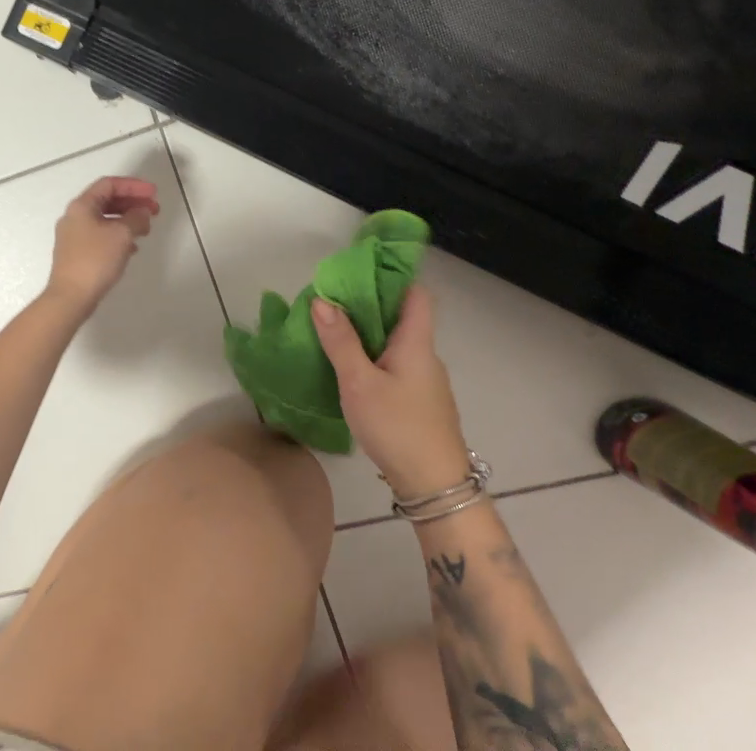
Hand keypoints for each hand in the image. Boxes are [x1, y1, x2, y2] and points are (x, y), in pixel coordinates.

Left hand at [44, 176, 159, 314]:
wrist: (71, 296)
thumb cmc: (95, 260)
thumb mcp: (122, 235)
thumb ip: (136, 218)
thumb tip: (142, 212)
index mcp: (81, 206)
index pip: (109, 184)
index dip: (134, 185)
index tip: (154, 193)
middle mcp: (74, 216)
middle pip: (107, 201)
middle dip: (132, 203)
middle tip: (154, 211)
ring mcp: (73, 236)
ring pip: (105, 219)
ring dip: (127, 220)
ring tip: (146, 229)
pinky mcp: (77, 253)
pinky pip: (101, 236)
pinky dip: (118, 236)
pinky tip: (132, 248)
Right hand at [311, 286, 471, 497]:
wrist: (433, 483)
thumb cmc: (397, 426)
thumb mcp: (359, 383)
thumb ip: (340, 342)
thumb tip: (322, 301)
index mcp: (416, 344)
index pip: (417, 295)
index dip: (394, 277)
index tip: (360, 272)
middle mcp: (426, 357)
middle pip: (404, 318)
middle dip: (370, 305)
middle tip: (332, 302)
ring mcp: (425, 381)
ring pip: (397, 344)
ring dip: (369, 334)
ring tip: (333, 333)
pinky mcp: (419, 402)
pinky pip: (395, 366)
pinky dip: (374, 357)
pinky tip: (350, 371)